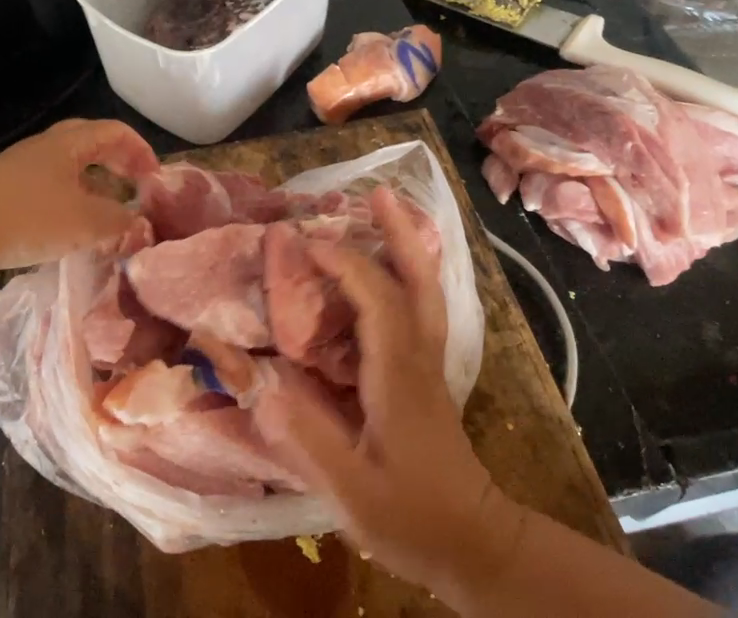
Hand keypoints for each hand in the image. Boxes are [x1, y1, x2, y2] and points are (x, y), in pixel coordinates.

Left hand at [0, 118, 158, 281]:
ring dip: (94, 185)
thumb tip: (135, 220)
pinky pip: (48, 189)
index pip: (114, 131)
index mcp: (67, 144)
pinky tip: (71, 231)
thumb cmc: (27, 219)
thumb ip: (118, 220)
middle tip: (136, 187)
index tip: (156, 179)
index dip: (141, 150)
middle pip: (89, 143)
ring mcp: (19, 170)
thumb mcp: (85, 222)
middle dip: (118, 162)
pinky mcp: (2, 194)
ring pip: (68, 168)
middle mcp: (44, 149)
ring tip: (108, 214)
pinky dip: (70, 202)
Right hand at [254, 189, 519, 606]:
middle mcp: (418, 358)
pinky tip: (384, 275)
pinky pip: (418, 311)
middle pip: (418, 282)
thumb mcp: (353, 490)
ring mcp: (427, 366)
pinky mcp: (425, 379)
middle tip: (379, 193)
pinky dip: (404, 278)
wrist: (476, 545)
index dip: (344, 264)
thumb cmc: (413, 518)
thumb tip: (261, 386)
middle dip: (400, 233)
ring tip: (383, 215)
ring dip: (406, 248)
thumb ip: (309, 438)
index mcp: (398, 375)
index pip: (377, 300)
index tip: (305, 242)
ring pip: (425, 292)